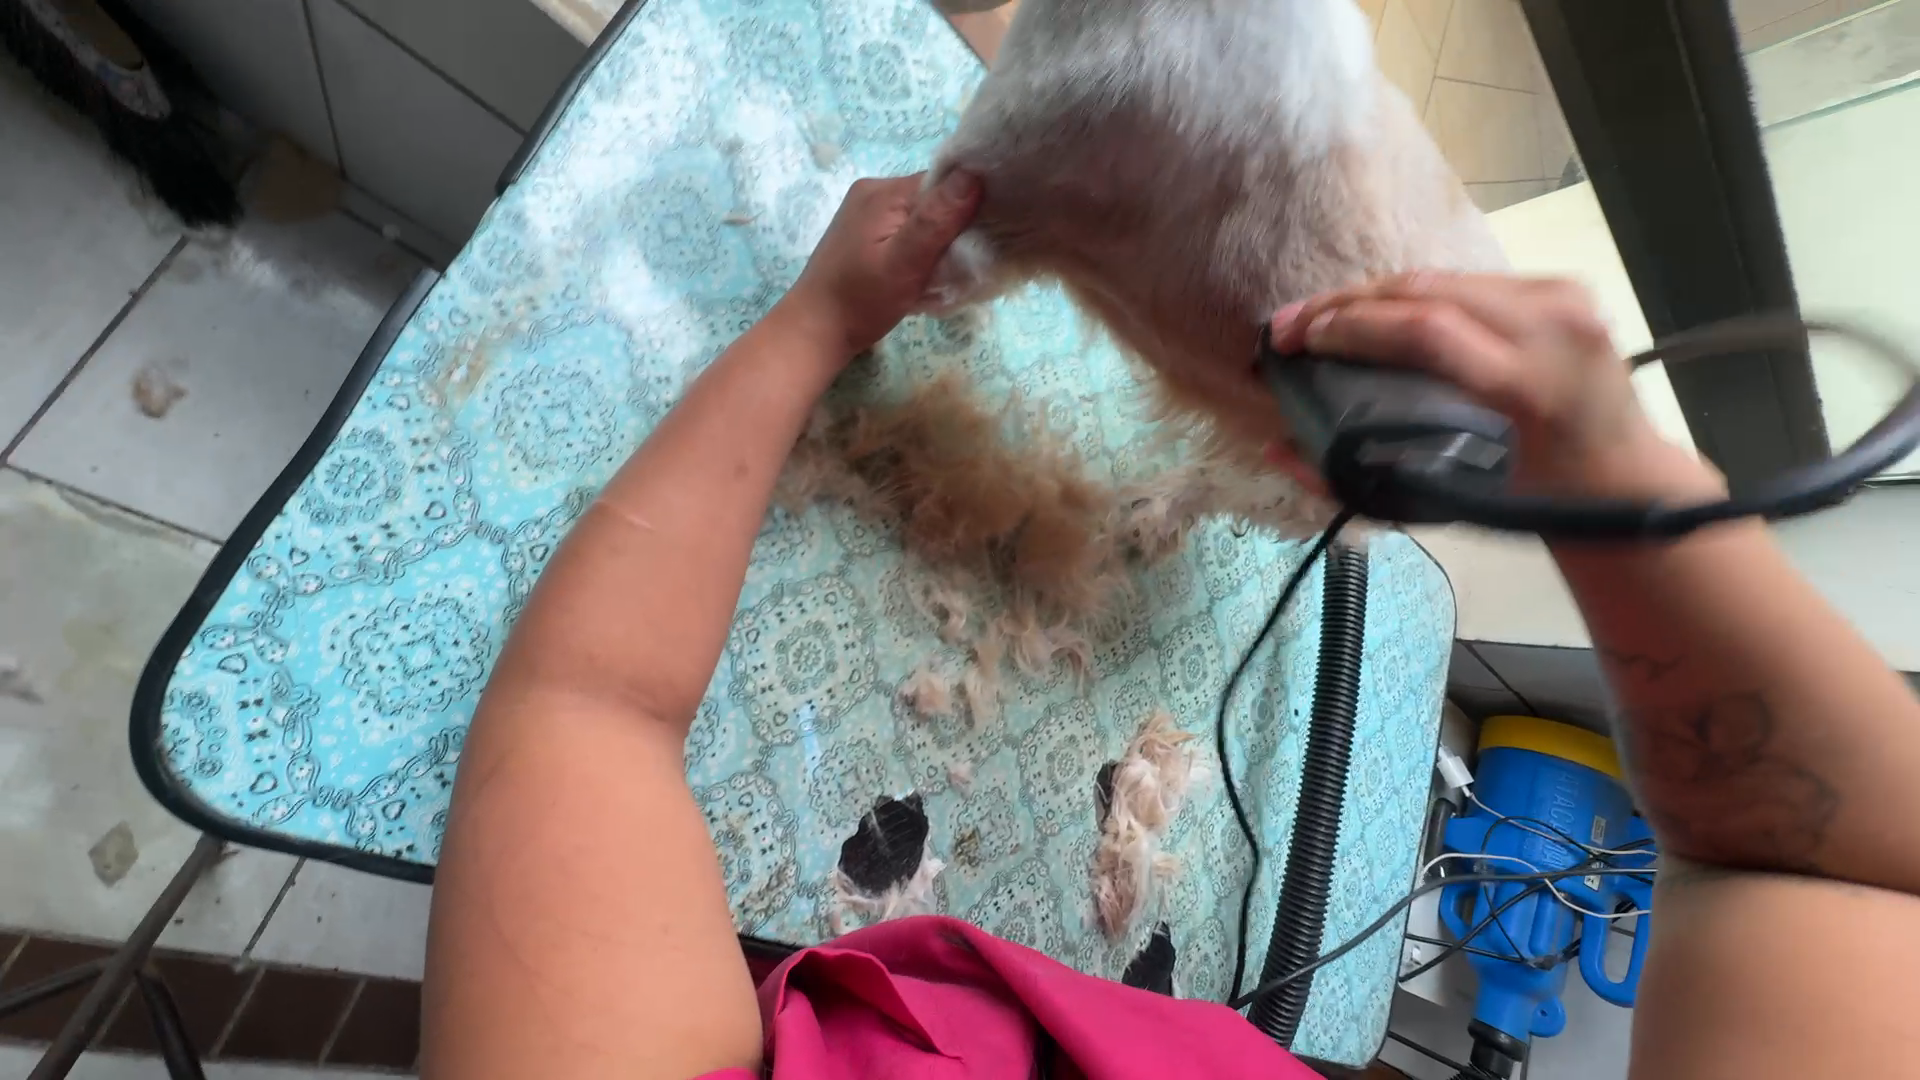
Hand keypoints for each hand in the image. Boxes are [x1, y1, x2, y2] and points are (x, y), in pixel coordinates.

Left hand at [776, 171, 981, 362]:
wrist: (816, 331)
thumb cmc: (861, 301)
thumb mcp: (904, 262)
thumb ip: (937, 220)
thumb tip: (975, 174)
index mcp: (884, 192)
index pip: (944, 183)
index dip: (970, 206)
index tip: (987, 237)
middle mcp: (875, 192)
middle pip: (934, 199)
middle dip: (955, 227)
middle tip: (967, 262)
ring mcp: (867, 213)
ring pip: (922, 217)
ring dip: (939, 242)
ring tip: (945, 271)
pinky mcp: (866, 235)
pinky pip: (907, 231)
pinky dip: (922, 250)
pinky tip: (923, 273)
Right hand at [1265, 272, 1724, 499]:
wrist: (1617, 477)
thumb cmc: (1521, 497)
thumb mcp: (1434, 498)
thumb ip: (1348, 476)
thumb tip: (1276, 446)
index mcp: (1525, 385)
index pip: (1424, 330)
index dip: (1348, 326)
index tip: (1293, 340)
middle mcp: (1551, 328)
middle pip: (1426, 291)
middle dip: (1342, 303)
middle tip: (1287, 324)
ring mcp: (1562, 299)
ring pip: (1440, 277)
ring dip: (1367, 295)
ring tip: (1317, 315)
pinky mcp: (1561, 287)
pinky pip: (1463, 281)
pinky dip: (1406, 294)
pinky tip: (1370, 310)